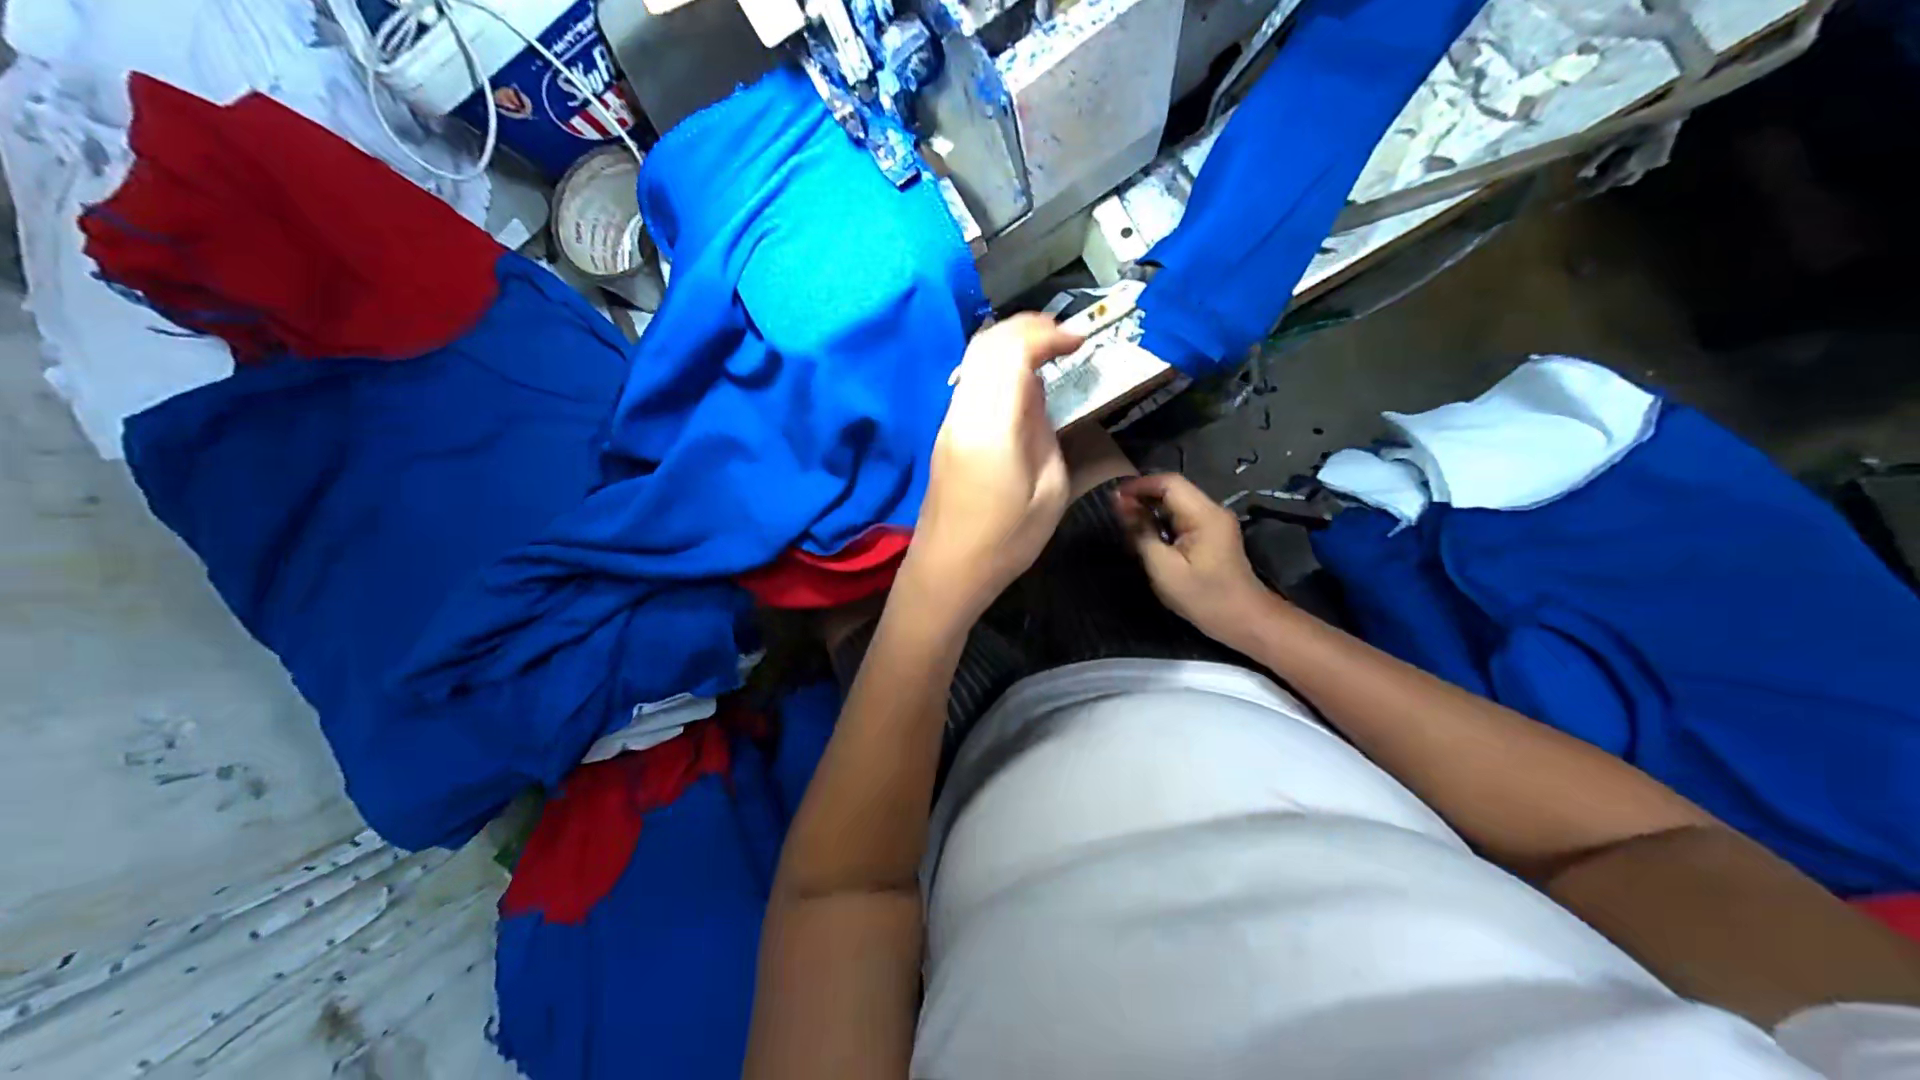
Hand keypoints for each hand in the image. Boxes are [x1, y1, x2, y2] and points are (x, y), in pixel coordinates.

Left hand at [904, 314, 1083, 623]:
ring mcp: (949, 421)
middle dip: (1028, 328)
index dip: (1047, 334)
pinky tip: (1020, 383)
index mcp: (992, 426)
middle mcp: (963, 413)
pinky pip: (970, 380)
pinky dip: (997, 366)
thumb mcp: (1050, 490)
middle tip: (1064, 338)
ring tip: (1047, 353)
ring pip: (974, 359)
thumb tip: (1037, 395)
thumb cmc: (1006, 541)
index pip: (1011, 351)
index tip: (1078, 341)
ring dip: (1010, 344)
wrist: (947, 571)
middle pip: (987, 344)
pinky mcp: (945, 433)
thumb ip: (1046, 431)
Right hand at [1115, 472, 1283, 652]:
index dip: (1139, 485)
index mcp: (1204, 515)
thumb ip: (1141, 532)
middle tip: (1116, 510)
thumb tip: (1122, 504)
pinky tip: (1146, 531)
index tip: (1114, 497)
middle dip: (1143, 495)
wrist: (1243, 620)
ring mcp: (1215, 522)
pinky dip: (1162, 519)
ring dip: (1151, 507)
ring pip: (1177, 502)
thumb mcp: (1164, 567)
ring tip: (1126, 519)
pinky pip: (1183, 516)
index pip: (1169, 483)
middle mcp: (1213, 511)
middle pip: (1174, 489)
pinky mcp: (1212, 534)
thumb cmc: (1202, 596)